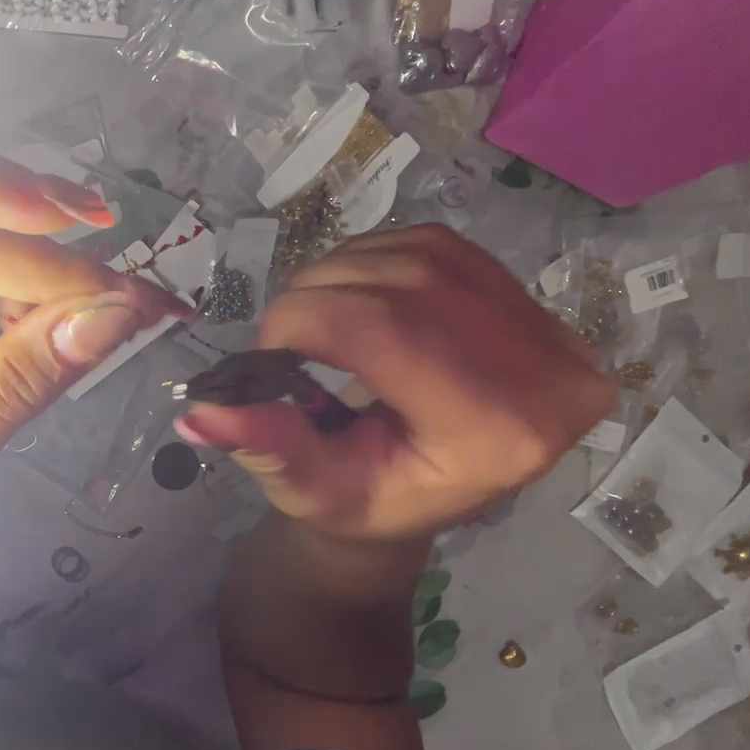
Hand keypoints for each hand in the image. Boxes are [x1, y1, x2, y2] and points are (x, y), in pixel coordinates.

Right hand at [176, 224, 613, 541]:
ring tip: (310, 321)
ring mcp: (551, 328)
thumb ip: (267, 448)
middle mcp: (547, 375)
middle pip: (405, 284)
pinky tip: (350, 297)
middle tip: (280, 338)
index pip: (390, 331)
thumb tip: (199, 414)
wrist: (417, 492)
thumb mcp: (310, 489)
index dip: (305, 321)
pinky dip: (369, 260)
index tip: (265, 354)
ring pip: (417, 256)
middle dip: (316, 295)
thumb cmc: (362, 504)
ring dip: (339, 274)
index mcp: (498, 434)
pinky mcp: (529, 298)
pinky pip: (433, 245)